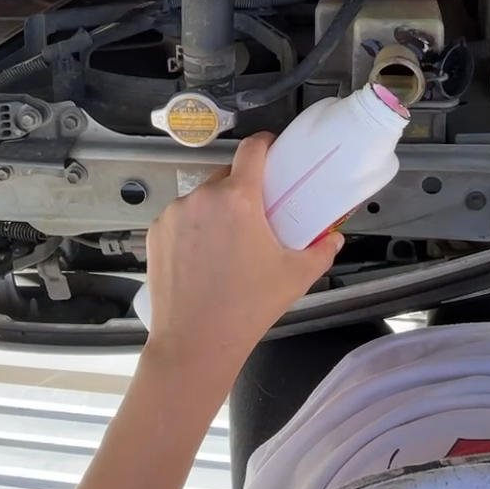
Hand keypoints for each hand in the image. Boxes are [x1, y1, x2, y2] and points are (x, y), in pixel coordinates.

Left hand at [142, 133, 342, 374]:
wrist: (195, 344)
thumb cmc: (247, 308)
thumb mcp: (294, 276)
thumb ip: (320, 251)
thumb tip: (334, 238)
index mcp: (239, 198)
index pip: (252, 149)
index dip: (264, 145)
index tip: (272, 150)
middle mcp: (204, 197)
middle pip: (227, 176)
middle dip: (242, 189)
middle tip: (254, 217)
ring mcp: (175, 213)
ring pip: (202, 197)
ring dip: (215, 210)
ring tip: (225, 244)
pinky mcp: (155, 231)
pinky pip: (180, 217)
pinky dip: (191, 227)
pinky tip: (201, 256)